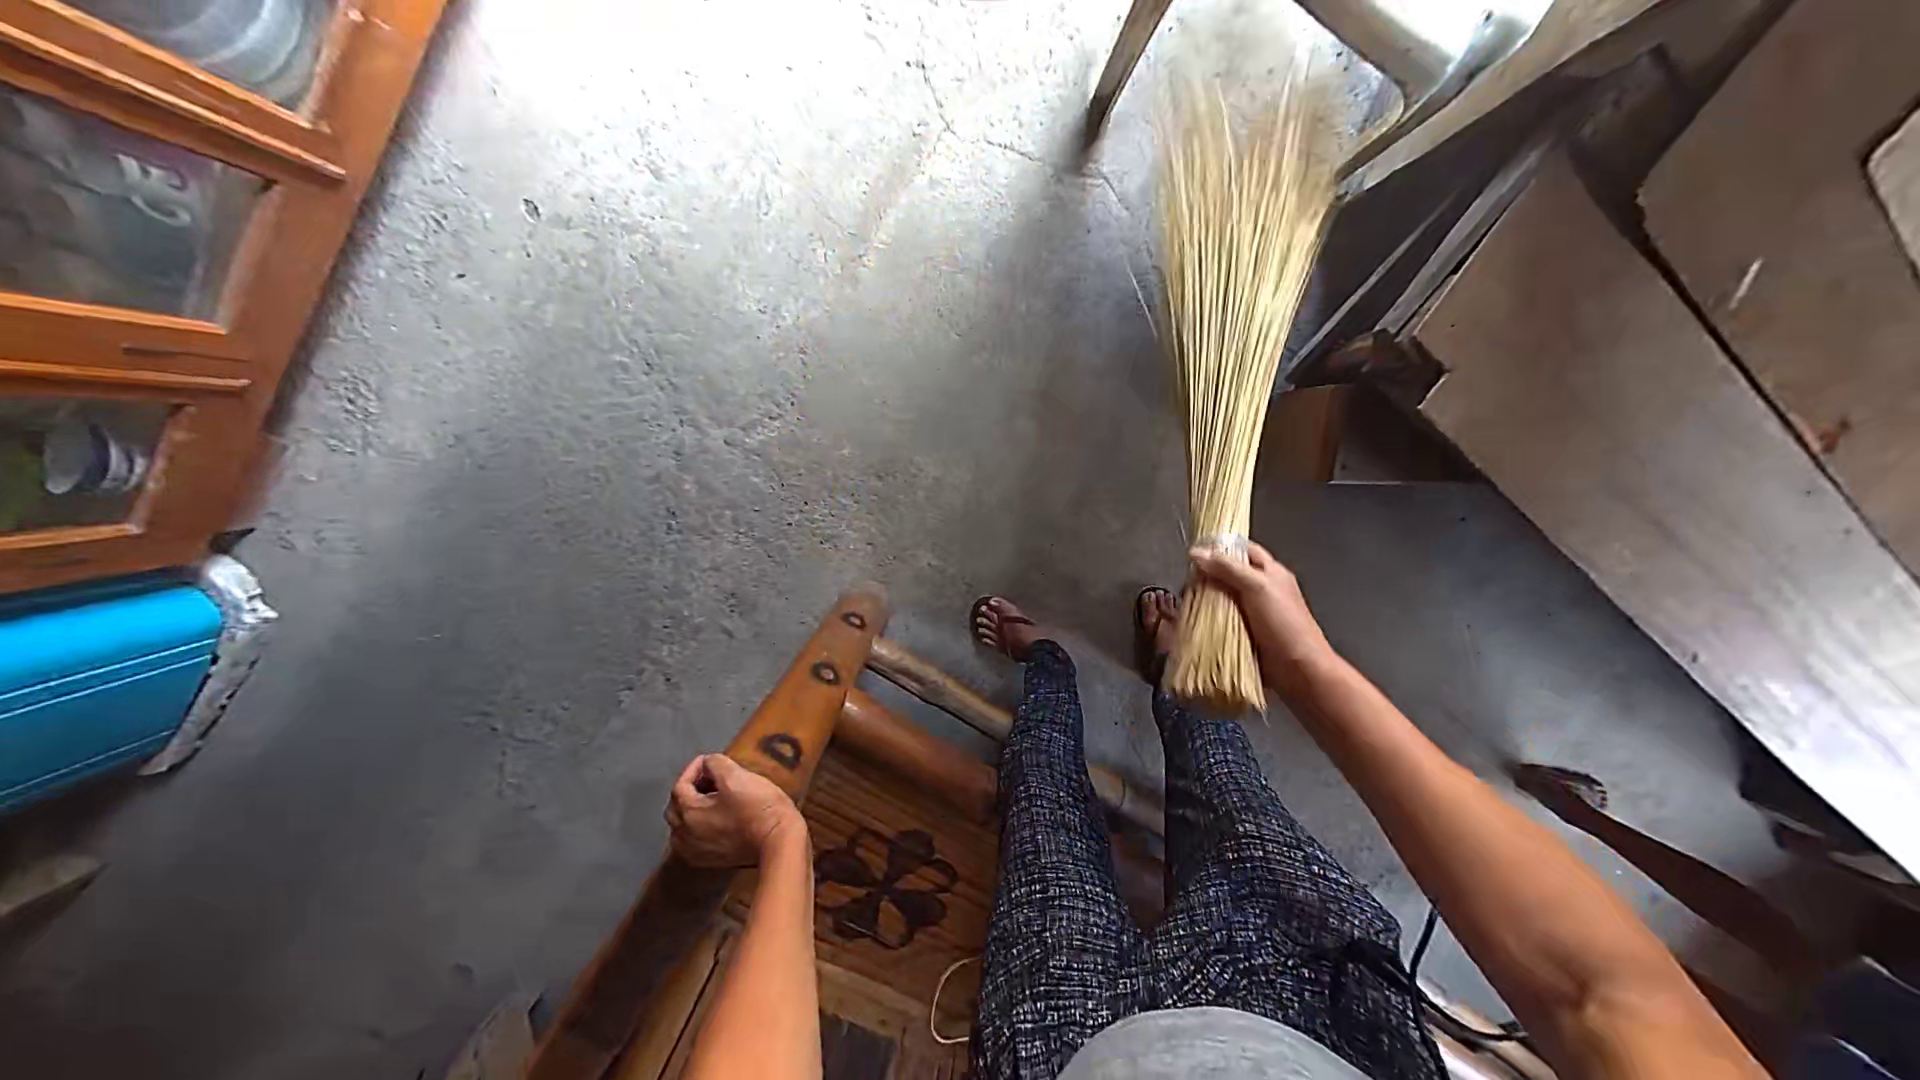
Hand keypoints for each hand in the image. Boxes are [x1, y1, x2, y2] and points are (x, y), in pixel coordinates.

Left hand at [666, 754, 806, 867]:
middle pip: (675, 808)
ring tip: (711, 798)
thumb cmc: (757, 806)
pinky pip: (692, 841)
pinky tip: (714, 820)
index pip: (680, 786)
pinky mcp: (709, 861)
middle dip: (688, 789)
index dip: (693, 769)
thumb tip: (707, 764)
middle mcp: (684, 836)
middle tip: (708, 778)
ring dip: (691, 810)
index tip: (709, 759)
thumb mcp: (736, 775)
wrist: (778, 839)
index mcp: (689, 813)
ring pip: (681, 826)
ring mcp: (695, 852)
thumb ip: (715, 764)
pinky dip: (697, 827)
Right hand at [1189, 540, 1336, 694]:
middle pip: (1227, 574)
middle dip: (1207, 575)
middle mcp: (1260, 590)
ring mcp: (1251, 613)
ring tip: (1185, 600)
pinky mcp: (1242, 633)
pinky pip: (1219, 620)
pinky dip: (1206, 620)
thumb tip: (1197, 553)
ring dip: (1203, 599)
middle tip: (1187, 580)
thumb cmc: (1285, 625)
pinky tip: (1192, 620)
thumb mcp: (1257, 587)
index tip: (1196, 551)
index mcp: (1271, 573)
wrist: (1298, 671)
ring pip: (1221, 598)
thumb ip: (1227, 568)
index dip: (1221, 546)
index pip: (1243, 549)